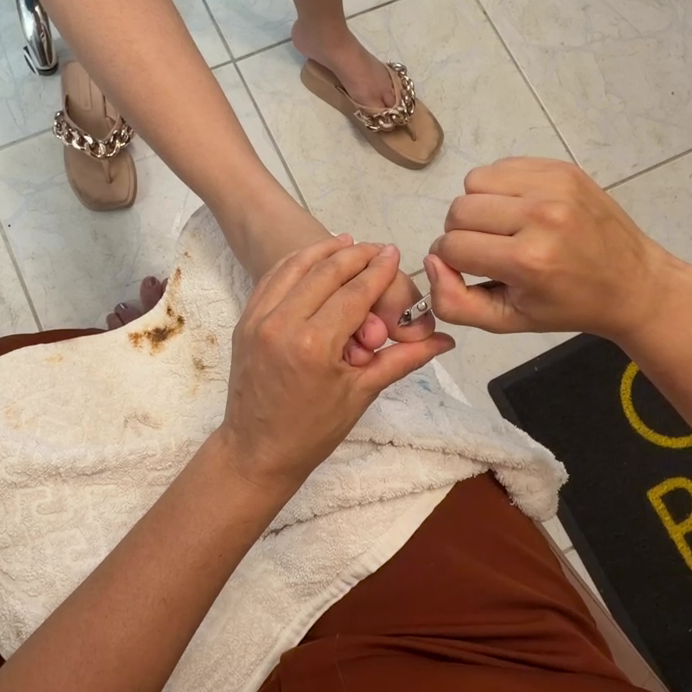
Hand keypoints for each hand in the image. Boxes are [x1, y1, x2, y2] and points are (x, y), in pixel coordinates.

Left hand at [220, 235, 454, 490]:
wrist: (257, 450)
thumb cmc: (313, 430)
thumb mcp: (361, 393)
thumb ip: (402, 358)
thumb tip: (445, 340)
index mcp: (315, 344)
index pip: (354, 293)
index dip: (378, 270)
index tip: (395, 253)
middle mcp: (283, 323)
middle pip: (325, 272)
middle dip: (355, 255)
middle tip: (377, 247)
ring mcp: (258, 319)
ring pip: (294, 267)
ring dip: (322, 250)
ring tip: (348, 241)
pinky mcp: (245, 320)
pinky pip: (272, 280)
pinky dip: (294, 264)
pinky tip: (312, 259)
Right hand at [426, 158, 691, 340]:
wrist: (633, 282)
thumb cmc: (566, 307)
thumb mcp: (507, 321)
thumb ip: (454, 303)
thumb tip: (431, 261)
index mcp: (528, 260)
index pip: (452, 247)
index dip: (452, 262)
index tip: (474, 271)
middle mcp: (540, 216)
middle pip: (458, 211)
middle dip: (461, 233)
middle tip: (489, 249)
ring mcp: (553, 186)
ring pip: (474, 183)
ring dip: (478, 206)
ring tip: (504, 226)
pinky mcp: (561, 168)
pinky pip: (500, 166)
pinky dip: (499, 188)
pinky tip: (520, 209)